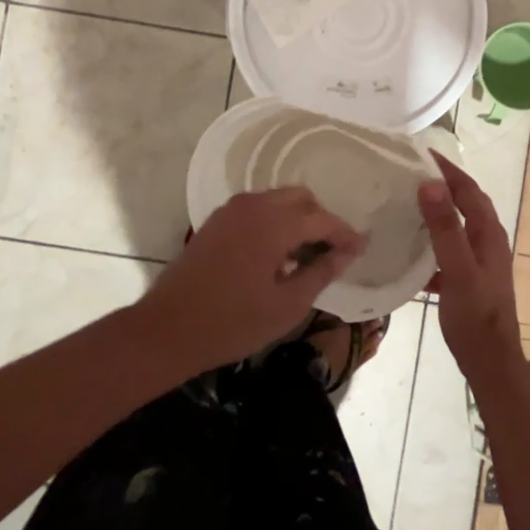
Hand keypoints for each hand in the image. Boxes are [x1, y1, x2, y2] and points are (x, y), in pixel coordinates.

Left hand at [135, 188, 365, 375]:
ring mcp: (231, 210)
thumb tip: (346, 254)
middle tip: (334, 251)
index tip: (362, 249)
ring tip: (307, 254)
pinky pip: (257, 209)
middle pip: (301, 199)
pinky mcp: (217, 221)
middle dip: (321, 220)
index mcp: (273, 224)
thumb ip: (320, 273)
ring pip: (278, 200)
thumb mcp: (286, 306)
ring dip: (298, 219)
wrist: (167, 330)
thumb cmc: (232, 323)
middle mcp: (253, 206)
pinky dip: (275, 221)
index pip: (321, 219)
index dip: (345, 234)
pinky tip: (278, 254)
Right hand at [419, 153, 526, 387]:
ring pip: (457, 225)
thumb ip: (445, 228)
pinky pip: (449, 248)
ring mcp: (481, 260)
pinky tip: (410, 249)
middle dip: (443, 184)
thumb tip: (429, 184)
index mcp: (488, 233)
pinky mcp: (470, 278)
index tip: (420, 152)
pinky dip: (432, 240)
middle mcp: (488, 241)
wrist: (491, 362)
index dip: (447, 169)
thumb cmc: (475, 316)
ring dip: (437, 210)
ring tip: (407, 202)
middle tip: (410, 172)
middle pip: (466, 202)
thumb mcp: (458, 269)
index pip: (468, 189)